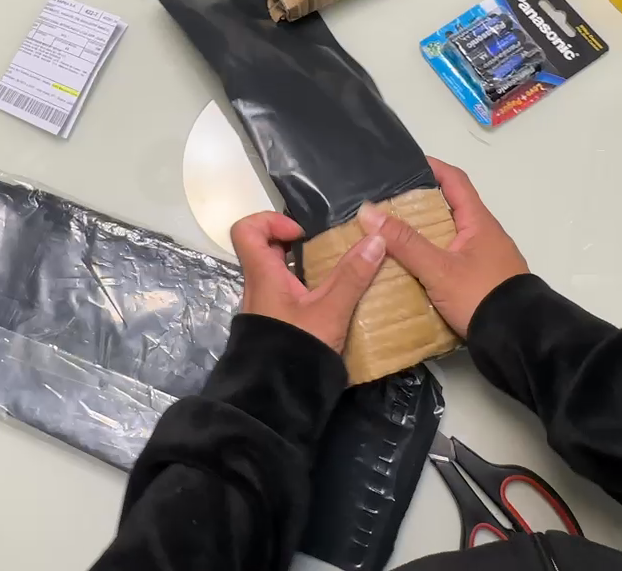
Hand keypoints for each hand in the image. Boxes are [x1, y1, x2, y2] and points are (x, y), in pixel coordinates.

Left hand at [231, 211, 385, 352]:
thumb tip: (375, 238)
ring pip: (275, 272)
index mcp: (262, 274)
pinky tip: (328, 300)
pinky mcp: (273, 324)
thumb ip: (352, 276)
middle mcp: (258, 285)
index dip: (269, 220)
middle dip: (294, 243)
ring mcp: (264, 306)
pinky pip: (283, 293)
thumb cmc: (297, 349)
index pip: (245, 230)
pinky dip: (303, 288)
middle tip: (322, 249)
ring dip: (301, 267)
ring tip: (331, 272)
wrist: (277, 401)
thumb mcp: (330, 311)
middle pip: (264, 248)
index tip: (300, 233)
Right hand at [358, 157, 527, 335]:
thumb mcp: (438, 269)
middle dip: (418, 203)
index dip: (432, 167)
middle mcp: (484, 235)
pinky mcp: (481, 282)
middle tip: (385, 204)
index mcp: (479, 222)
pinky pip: (451, 258)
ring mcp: (485, 260)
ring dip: (423, 233)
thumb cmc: (482, 296)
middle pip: (449, 207)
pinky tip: (410, 268)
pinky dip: (430, 256)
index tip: (404, 164)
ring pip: (449, 235)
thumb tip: (368, 211)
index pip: (455, 180)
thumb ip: (404, 242)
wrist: (520, 342)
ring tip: (389, 235)